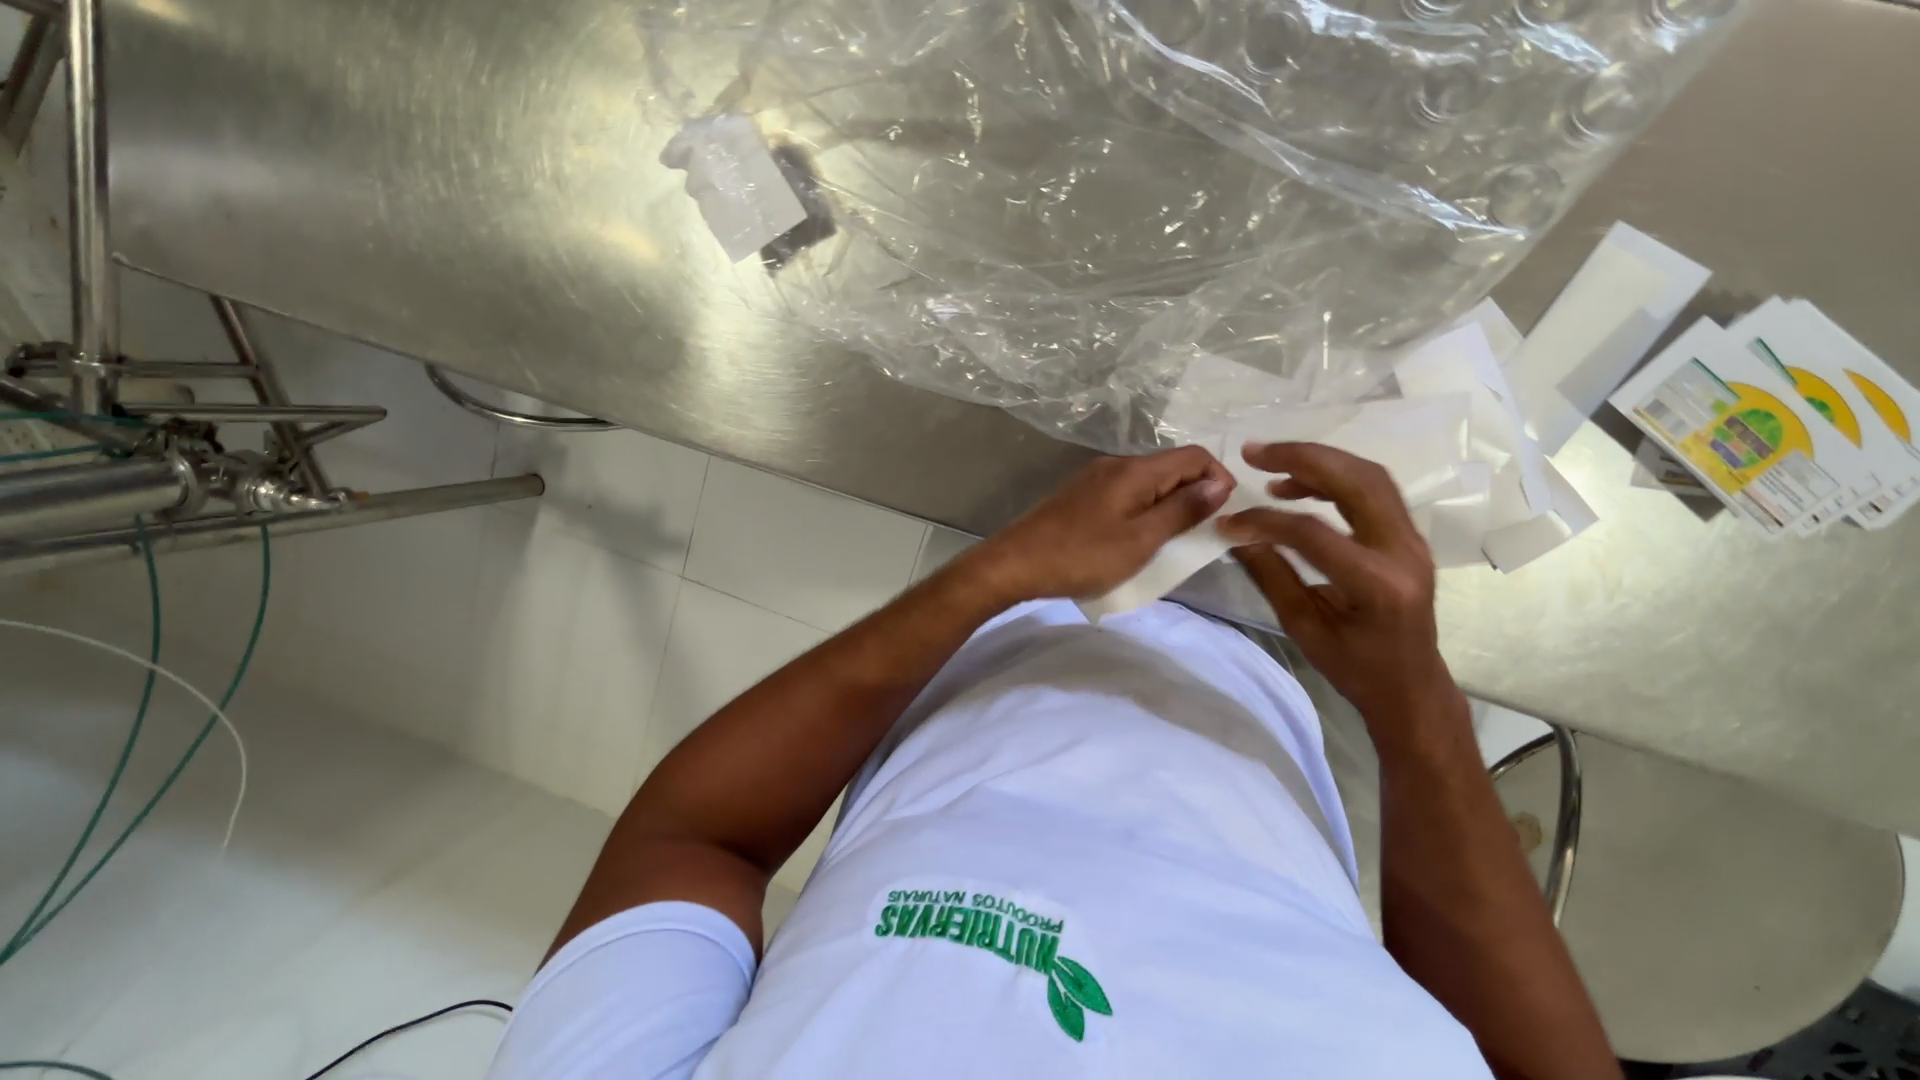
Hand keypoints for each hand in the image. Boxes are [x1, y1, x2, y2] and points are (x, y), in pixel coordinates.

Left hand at [961, 446, 1233, 604]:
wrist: (1014, 565)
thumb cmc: (1082, 555)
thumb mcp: (1141, 540)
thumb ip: (1182, 510)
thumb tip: (1219, 484)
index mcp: (1135, 470)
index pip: (1194, 456)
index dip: (1219, 479)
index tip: (1225, 515)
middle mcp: (1116, 466)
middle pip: (1171, 468)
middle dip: (1196, 495)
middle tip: (1203, 535)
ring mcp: (1095, 481)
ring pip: (1148, 485)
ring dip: (1169, 507)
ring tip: (1174, 543)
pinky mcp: (1081, 499)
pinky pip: (1127, 497)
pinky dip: (1144, 513)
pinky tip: (1139, 541)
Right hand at [1217, 442, 1457, 724]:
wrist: (1411, 686)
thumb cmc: (1355, 668)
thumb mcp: (1303, 628)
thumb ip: (1271, 575)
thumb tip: (1236, 535)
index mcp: (1376, 584)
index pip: (1313, 533)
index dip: (1265, 521)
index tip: (1227, 520)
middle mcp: (1403, 552)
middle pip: (1357, 482)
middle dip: (1303, 458)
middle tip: (1254, 453)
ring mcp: (1412, 541)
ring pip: (1370, 477)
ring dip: (1320, 462)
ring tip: (1272, 465)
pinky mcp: (1408, 537)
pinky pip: (1375, 491)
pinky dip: (1336, 477)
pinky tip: (1299, 485)